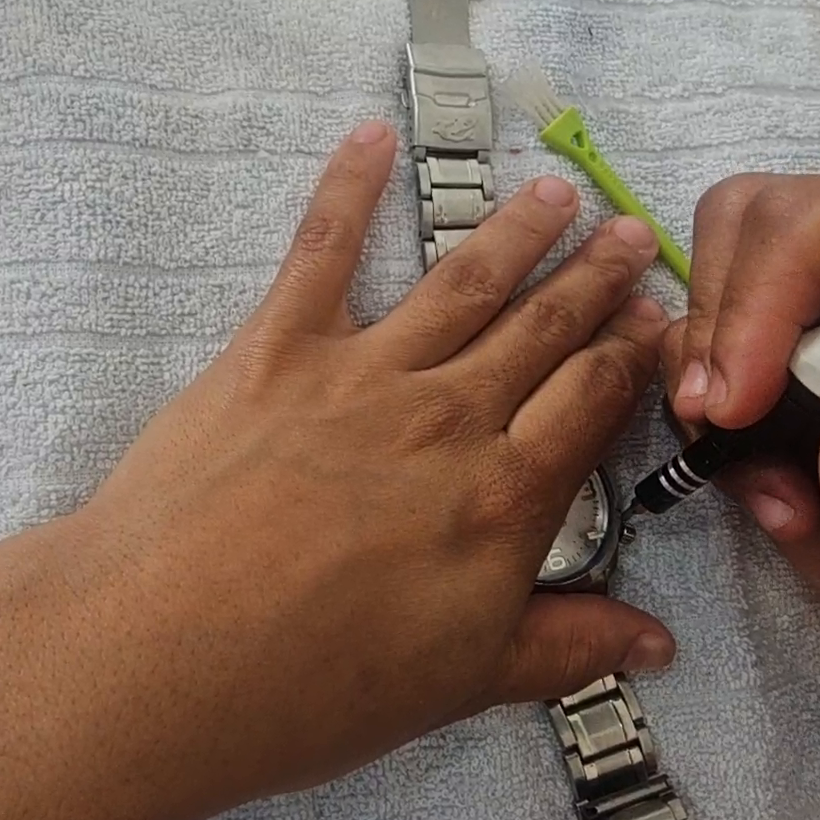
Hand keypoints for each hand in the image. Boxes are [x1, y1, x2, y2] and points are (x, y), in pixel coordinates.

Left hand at [68, 120, 672, 819]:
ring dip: (514, 232)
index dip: (630, 358)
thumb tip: (653, 645)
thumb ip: (559, 647)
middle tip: (630, 235)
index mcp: (498, 498)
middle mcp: (444, 418)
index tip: (655, 322)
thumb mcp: (454, 682)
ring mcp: (361, 372)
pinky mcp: (277, 346)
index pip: (590, 404)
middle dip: (592, 281)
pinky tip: (371, 138)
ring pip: (461, 283)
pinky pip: (321, 249)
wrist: (165, 649)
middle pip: (540, 331)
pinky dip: (347, 186)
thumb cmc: (306, 682)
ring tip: (553, 195)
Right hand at [662, 171, 819, 715]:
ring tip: (762, 466)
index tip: (744, 404)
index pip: (812, 213)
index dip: (759, 301)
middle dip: (723, 340)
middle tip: (736, 425)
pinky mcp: (779, 340)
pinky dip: (701, 412)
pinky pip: (691, 342)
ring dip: (707, 388)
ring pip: (702, 288)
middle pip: (741, 230)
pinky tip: (760, 470)